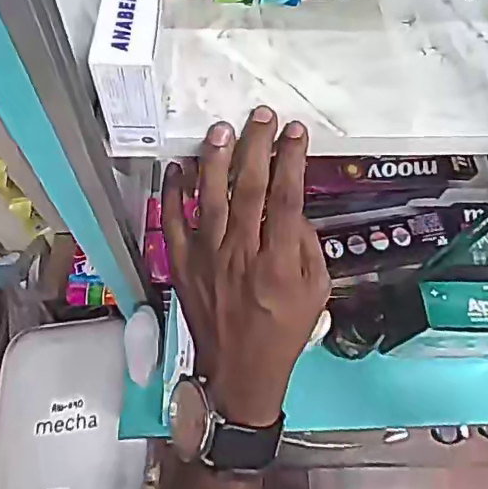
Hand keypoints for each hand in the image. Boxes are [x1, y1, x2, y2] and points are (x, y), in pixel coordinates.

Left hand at [162, 106, 330, 427]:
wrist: (240, 372)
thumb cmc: (284, 329)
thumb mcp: (315, 290)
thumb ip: (305, 245)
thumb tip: (290, 205)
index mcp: (278, 264)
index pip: (285, 199)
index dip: (291, 161)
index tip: (295, 132)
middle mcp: (240, 255)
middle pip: (248, 190)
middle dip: (257, 147)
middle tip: (261, 116)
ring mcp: (207, 259)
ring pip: (209, 199)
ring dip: (216, 161)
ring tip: (222, 130)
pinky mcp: (182, 265)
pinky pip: (173, 223)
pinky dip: (173, 194)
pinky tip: (178, 167)